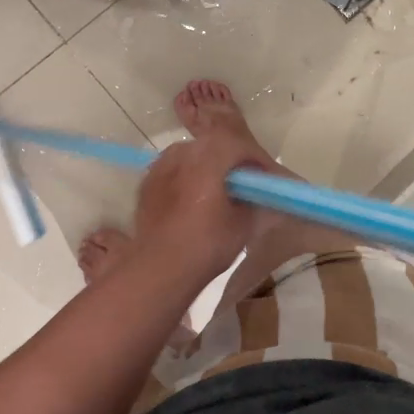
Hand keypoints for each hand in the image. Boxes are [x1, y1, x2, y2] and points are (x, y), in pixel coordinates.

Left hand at [133, 133, 259, 282]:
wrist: (157, 270)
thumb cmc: (205, 246)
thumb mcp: (243, 224)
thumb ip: (254, 200)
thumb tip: (257, 193)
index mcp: (207, 158)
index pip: (238, 143)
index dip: (255, 157)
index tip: (266, 175)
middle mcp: (182, 153)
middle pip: (214, 144)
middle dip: (232, 159)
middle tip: (245, 182)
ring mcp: (160, 165)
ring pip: (193, 154)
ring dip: (209, 165)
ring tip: (217, 190)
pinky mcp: (147, 181)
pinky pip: (175, 169)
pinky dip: (188, 176)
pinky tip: (192, 199)